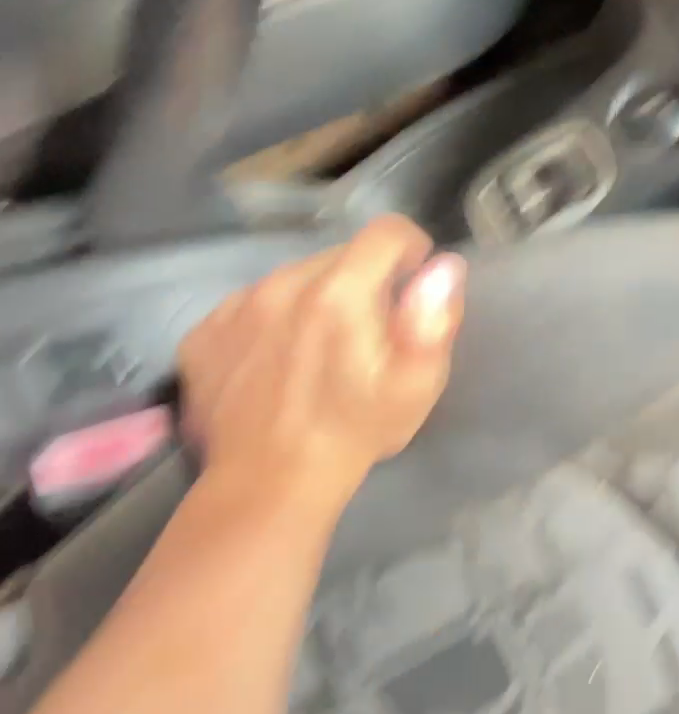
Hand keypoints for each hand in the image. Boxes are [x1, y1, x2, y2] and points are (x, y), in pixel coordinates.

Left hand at [177, 216, 466, 511]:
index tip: (415, 283)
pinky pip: (254, 303)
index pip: (386, 232)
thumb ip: (435, 316)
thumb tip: (442, 267)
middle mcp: (281, 287)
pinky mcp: (202, 334)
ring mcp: (235, 309)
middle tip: (375, 330)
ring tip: (328, 346)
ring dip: (321, 296)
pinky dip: (277, 318)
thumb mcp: (421, 380)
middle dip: (367, 280)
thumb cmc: (360, 427)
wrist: (270, 481)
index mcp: (341, 293)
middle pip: (341, 254)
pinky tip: (285, 359)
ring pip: (296, 276)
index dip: (412, 249)